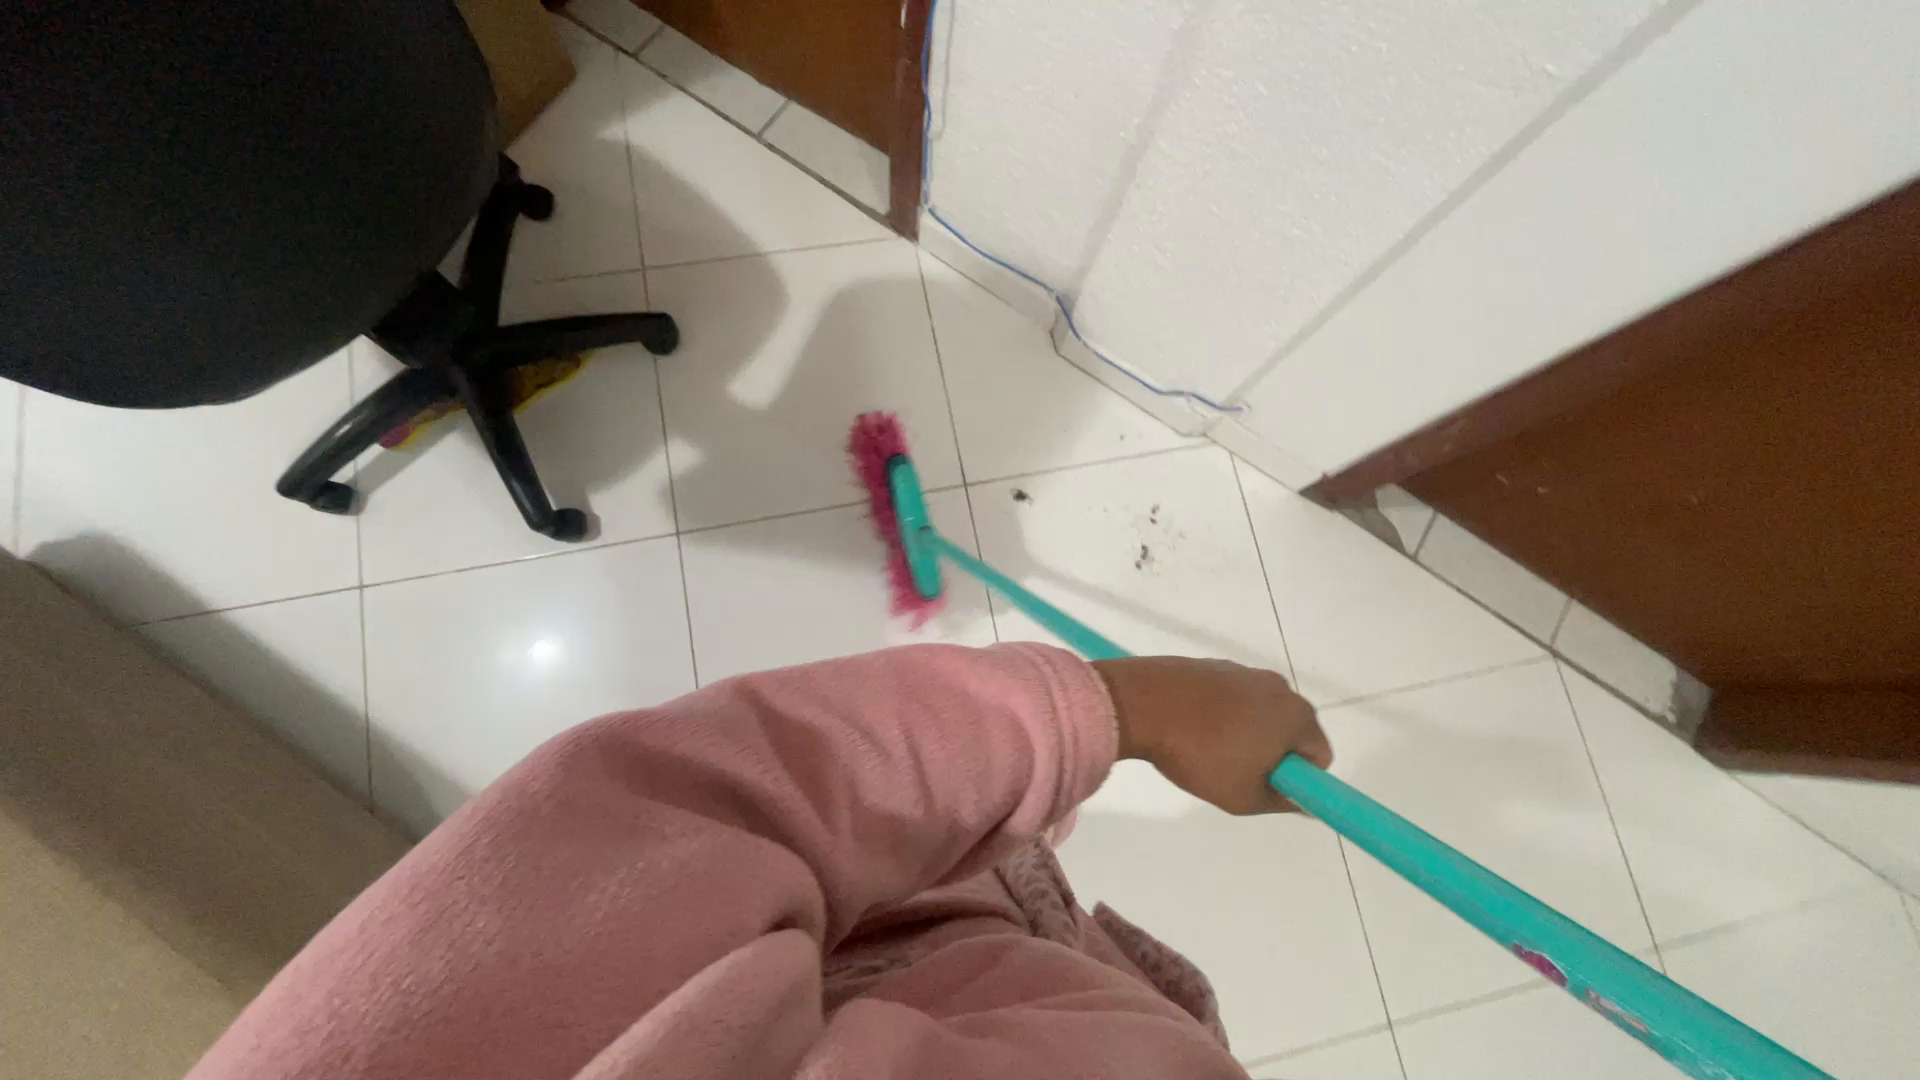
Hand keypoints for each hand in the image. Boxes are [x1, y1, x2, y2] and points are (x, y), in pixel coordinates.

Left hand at [1092, 656, 1330, 814]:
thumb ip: (1282, 802)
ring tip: (1205, 749)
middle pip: (1289, 730)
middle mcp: (1277, 685)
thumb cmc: (1199, 754)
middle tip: (1234, 772)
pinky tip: (1189, 727)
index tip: (1265, 786)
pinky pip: (1228, 698)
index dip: (1297, 778)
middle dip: (1269, 754)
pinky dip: (1217, 714)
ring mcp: (1241, 671)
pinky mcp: (1211, 665)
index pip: (1318, 755)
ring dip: (1242, 733)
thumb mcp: (1244, 797)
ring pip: (1256, 713)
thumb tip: (1303, 801)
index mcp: (1296, 714)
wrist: (1140, 703)